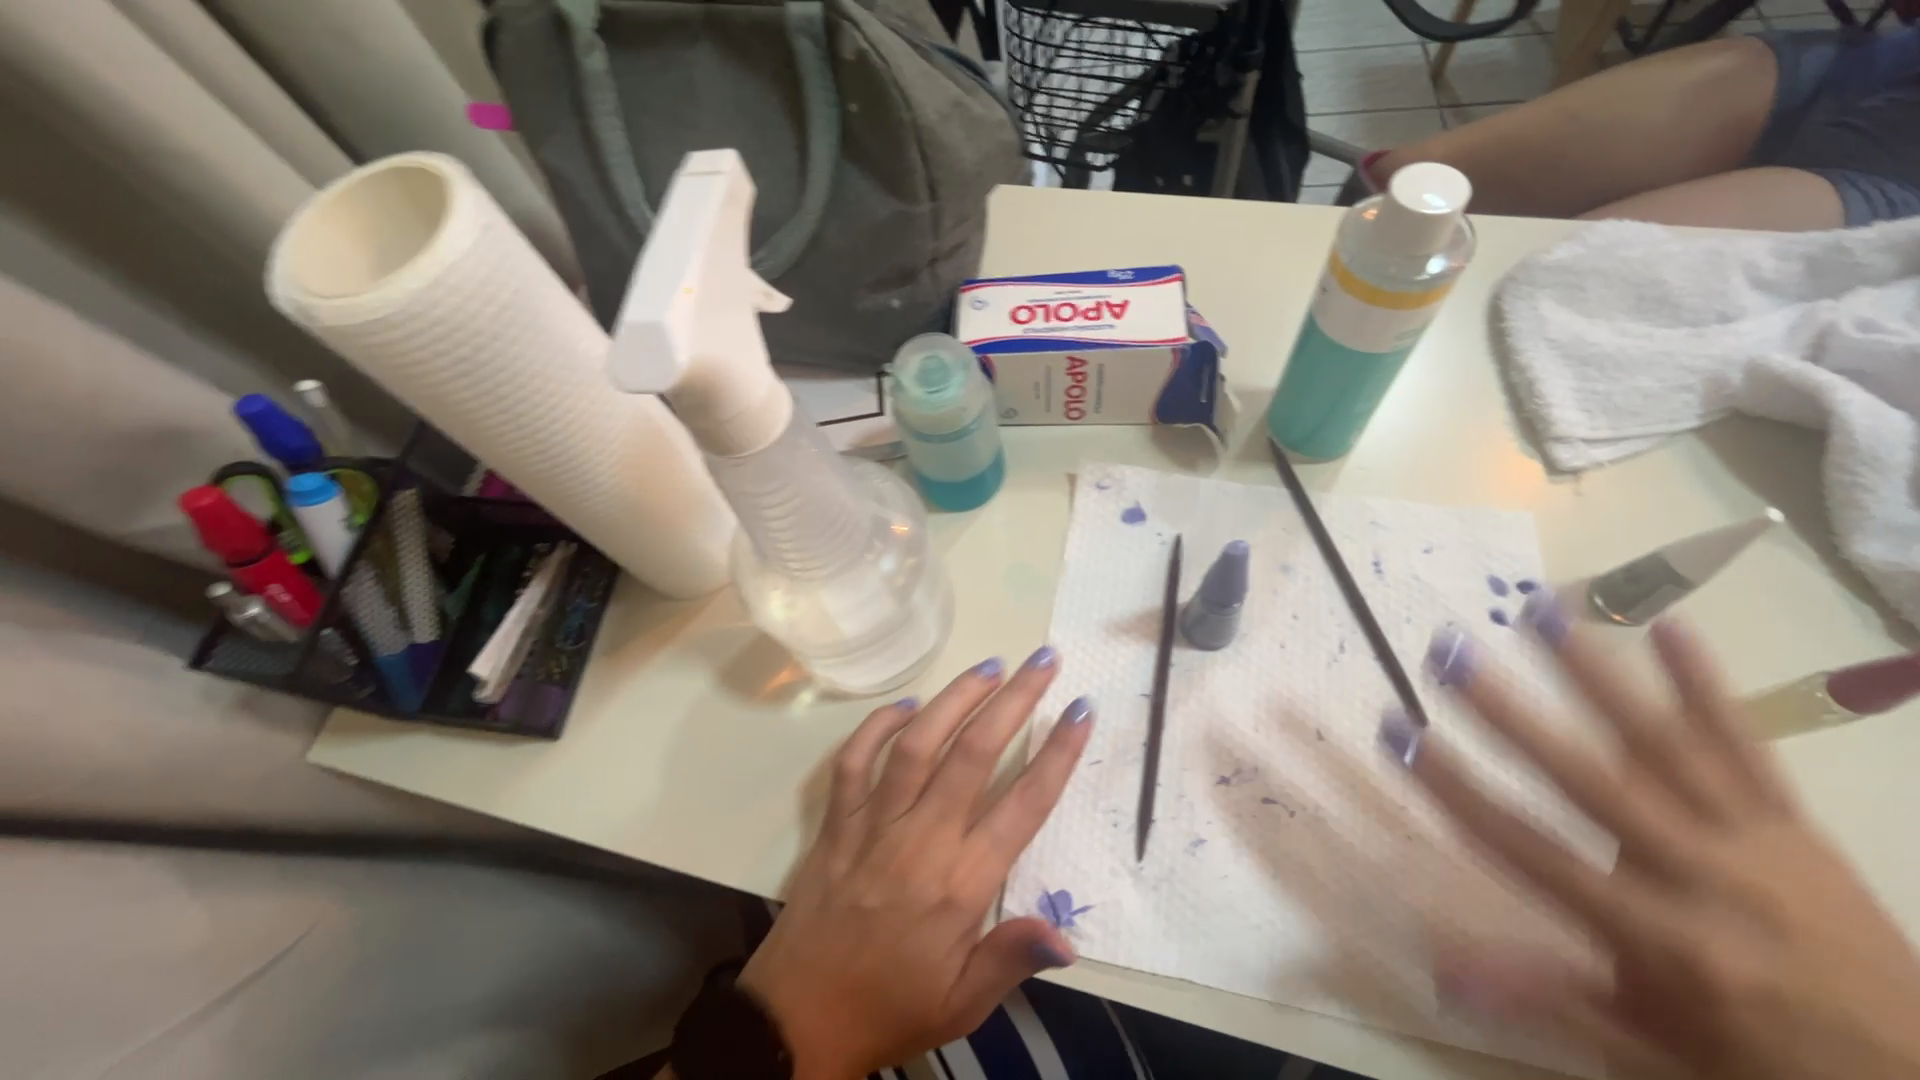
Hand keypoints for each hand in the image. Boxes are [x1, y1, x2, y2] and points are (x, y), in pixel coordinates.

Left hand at [738, 648, 1095, 1079]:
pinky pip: (854, 763)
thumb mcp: (963, 1004)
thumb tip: (1069, 936)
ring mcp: (873, 826)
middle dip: (1014, 701)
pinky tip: (905, 705)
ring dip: (955, 698)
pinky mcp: (836, 824)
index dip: (1058, 753)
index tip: (1080, 710)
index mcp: (962, 884)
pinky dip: (877, 727)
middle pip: (974, 754)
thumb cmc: (892, 1007)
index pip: (1023, 803)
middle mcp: (921, 841)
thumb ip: (1013, 959)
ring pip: (917, 744)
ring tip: (989, 665)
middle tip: (1042, 662)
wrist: (798, 1018)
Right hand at [1390, 592, 1919, 1078]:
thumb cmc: (1756, 1064)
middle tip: (1453, 652)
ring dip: (1593, 671)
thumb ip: (1549, 999)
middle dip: (1509, 712)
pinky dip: (1707, 684)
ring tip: (1540, 610)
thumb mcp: (1647, 1052)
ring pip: (1661, 743)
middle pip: (1589, 781)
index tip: (1399, 733)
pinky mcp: (1793, 822)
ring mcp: (1753, 840)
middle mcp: (1701, 875)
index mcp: (1659, 939)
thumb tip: (1442, 968)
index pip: (1530, 849)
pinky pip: (1746, 746)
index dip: (1456, 790)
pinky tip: (1669, 625)